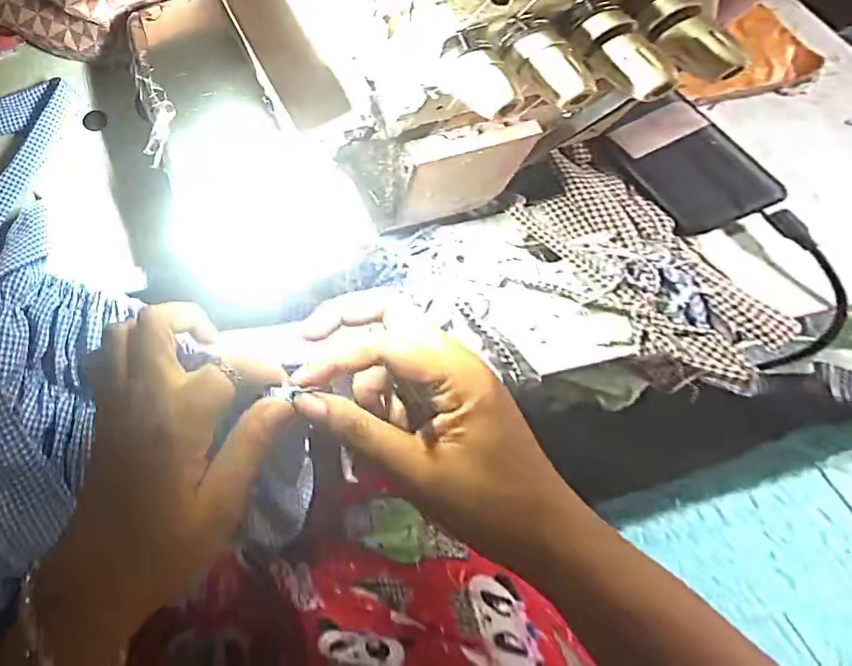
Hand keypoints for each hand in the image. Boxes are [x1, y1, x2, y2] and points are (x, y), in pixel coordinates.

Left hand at [21, 303, 295, 664]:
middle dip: (193, 320)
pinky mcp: (101, 407)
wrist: (99, 573)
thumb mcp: (220, 506)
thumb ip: (250, 444)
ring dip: (156, 329)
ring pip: (123, 330)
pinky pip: (105, 355)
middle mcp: (141, 394)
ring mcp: (114, 397)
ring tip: (186, 355)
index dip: (256, 366)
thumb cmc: (166, 547)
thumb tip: (282, 402)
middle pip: (156, 321)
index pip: (223, 366)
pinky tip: (151, 372)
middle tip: (219, 349)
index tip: (277, 381)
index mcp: (177, 417)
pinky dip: (127, 348)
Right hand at [291, 297, 588, 563]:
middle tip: (308, 338)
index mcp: (454, 370)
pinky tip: (388, 432)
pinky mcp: (449, 392)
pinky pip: (403, 375)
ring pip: (391, 347)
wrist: (550, 538)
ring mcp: (452, 373)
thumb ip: (358, 430)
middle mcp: (453, 358)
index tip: (301, 382)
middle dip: (345, 321)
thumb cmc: (490, 506)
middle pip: (389, 313)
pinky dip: (384, 395)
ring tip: (376, 431)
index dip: (335, 358)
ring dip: (369, 378)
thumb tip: (304, 400)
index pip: (381, 343)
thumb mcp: (416, 472)